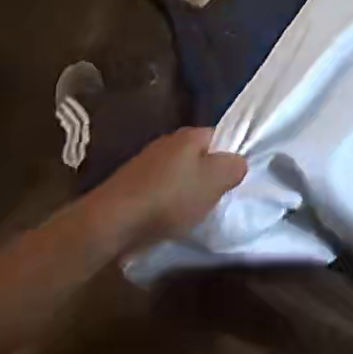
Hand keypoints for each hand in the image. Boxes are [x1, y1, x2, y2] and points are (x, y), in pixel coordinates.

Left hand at [85, 128, 247, 250]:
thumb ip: (234, 167)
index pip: (221, 136)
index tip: (237, 180)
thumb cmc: (170, 197)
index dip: (232, 156)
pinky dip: (168, 200)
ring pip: (180, 172)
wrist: (114, 219)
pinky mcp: (133, 182)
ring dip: (188, 189)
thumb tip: (238, 162)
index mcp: (190, 134)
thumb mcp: (214, 181)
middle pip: (200, 155)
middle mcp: (168, 141)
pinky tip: (170, 217)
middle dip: (209, 175)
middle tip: (219, 198)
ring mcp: (148, 161)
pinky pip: (162, 187)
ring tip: (195, 212)